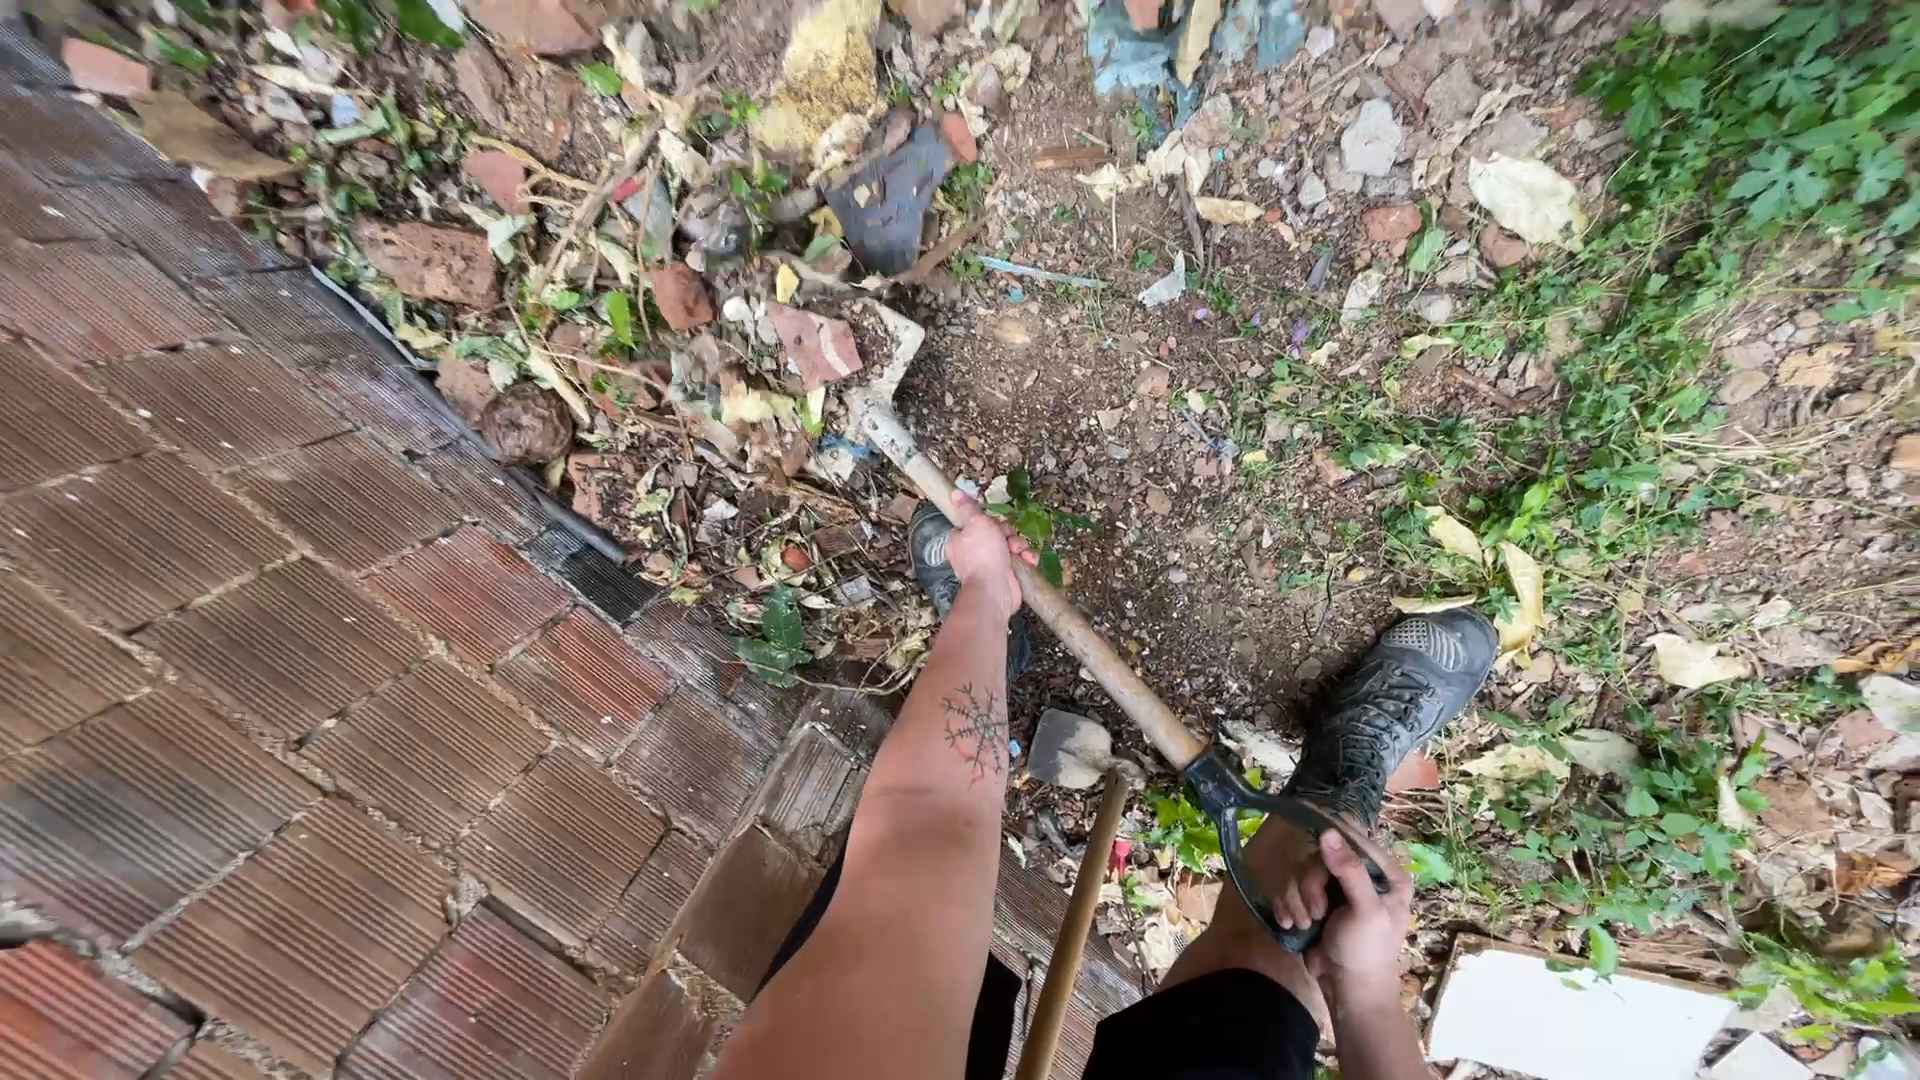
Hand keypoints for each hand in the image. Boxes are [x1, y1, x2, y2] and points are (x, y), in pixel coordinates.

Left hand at [945, 492, 1036, 621]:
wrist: (994, 589)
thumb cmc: (982, 554)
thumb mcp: (976, 523)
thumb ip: (968, 508)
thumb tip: (955, 492)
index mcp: (960, 540)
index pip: (975, 523)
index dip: (988, 521)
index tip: (994, 522)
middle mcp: (973, 552)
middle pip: (996, 532)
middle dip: (1007, 533)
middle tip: (1007, 537)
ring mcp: (990, 564)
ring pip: (1010, 544)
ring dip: (1019, 545)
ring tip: (1019, 552)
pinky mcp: (1006, 574)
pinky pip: (1019, 560)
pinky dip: (1026, 558)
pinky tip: (1028, 560)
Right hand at [1304, 828, 1412, 1001]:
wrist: (1348, 990)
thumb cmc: (1367, 952)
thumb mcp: (1365, 911)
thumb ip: (1349, 871)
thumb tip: (1328, 831)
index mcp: (1384, 874)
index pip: (1354, 838)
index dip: (1331, 832)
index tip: (1305, 818)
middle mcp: (1359, 875)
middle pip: (1319, 856)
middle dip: (1310, 885)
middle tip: (1315, 912)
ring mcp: (1334, 887)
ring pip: (1300, 872)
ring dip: (1297, 899)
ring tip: (1304, 924)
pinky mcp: (1312, 900)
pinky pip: (1289, 887)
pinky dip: (1287, 905)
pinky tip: (1290, 924)